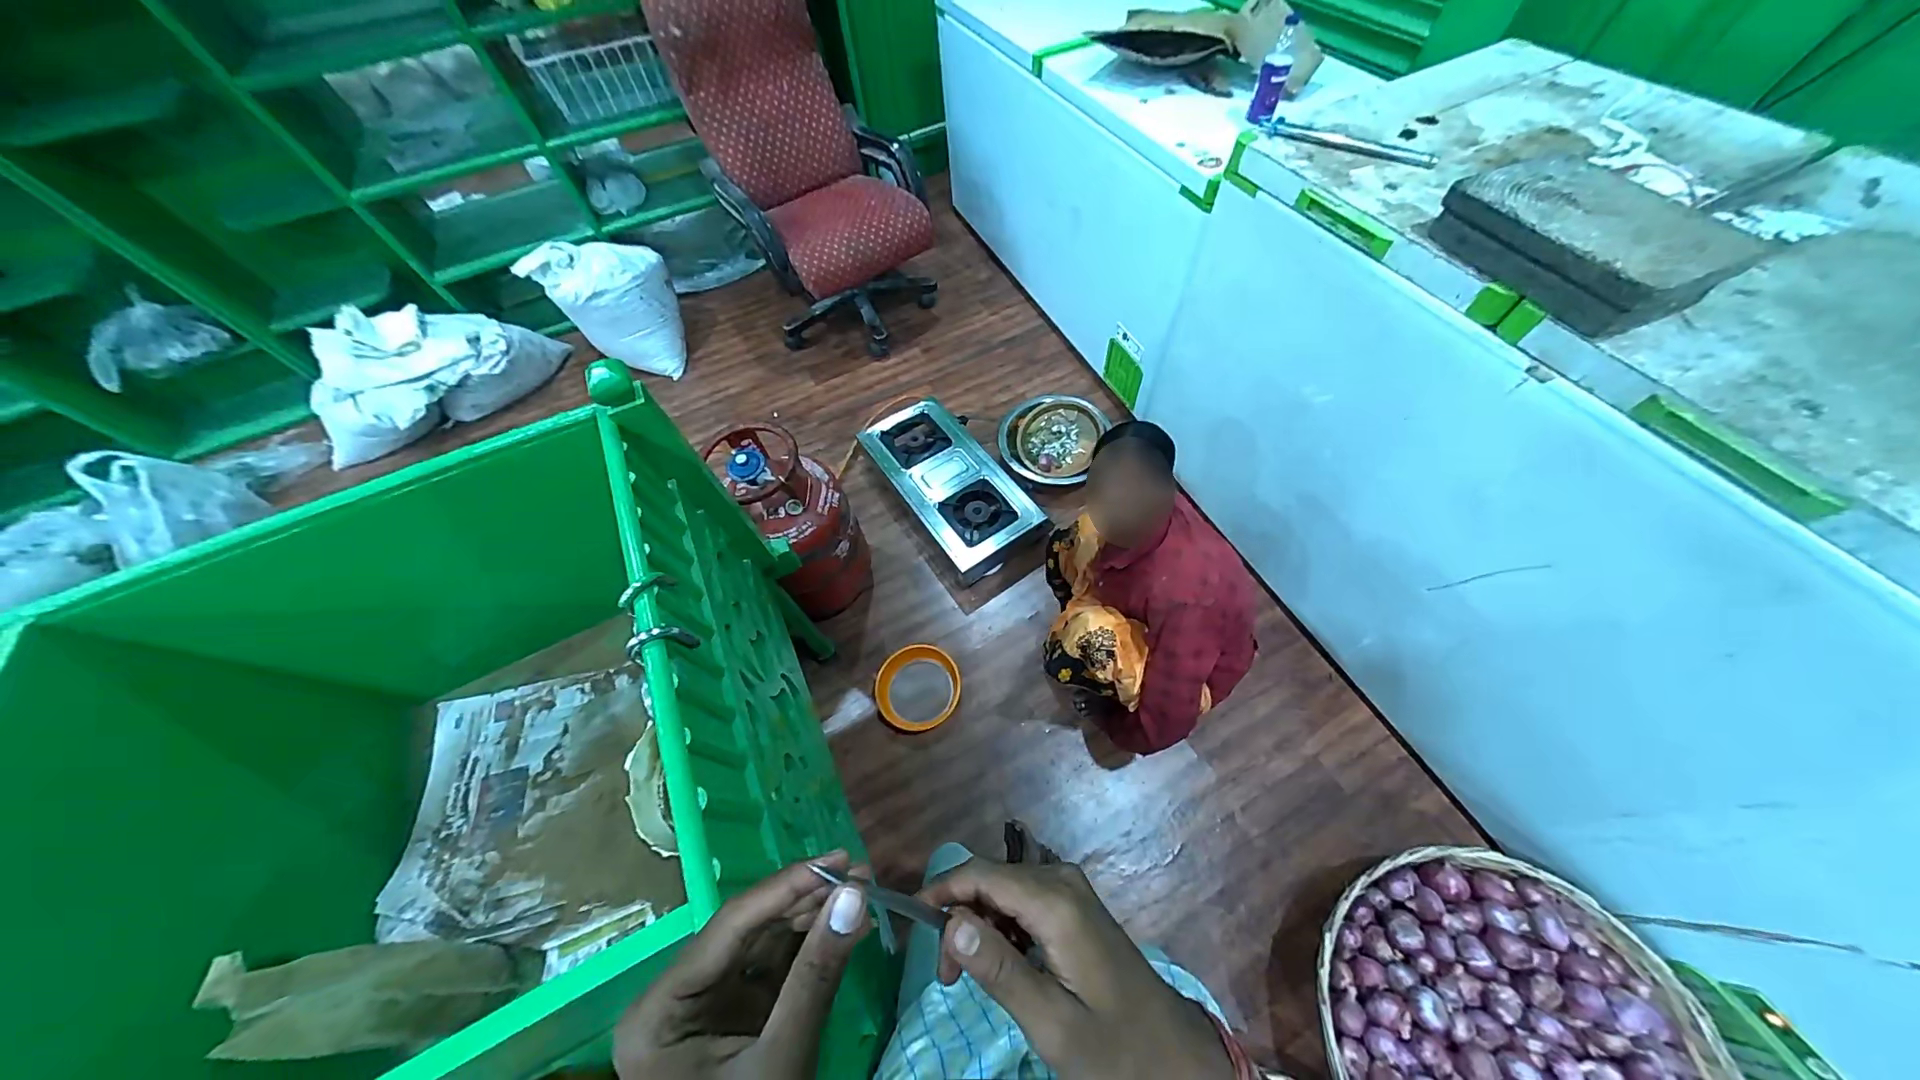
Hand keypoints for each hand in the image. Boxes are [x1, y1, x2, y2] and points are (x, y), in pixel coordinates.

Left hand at [614, 852, 870, 1079]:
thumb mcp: (783, 1057)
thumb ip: (817, 973)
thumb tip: (855, 895)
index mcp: (659, 1009)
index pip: (729, 926)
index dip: (787, 886)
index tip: (839, 858)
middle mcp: (677, 995)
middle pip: (747, 929)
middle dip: (806, 898)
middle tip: (859, 873)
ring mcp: (708, 1003)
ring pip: (763, 942)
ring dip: (812, 916)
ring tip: (860, 891)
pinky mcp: (737, 1013)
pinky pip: (774, 966)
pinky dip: (810, 945)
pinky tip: (845, 925)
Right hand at [920, 859, 1234, 1079]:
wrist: (1175, 1052)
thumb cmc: (1114, 1045)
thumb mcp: (1052, 1022)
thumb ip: (999, 970)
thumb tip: (949, 922)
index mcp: (1055, 901)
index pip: (979, 873)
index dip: (940, 892)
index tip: (914, 931)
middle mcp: (1060, 878)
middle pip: (989, 878)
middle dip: (958, 916)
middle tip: (949, 976)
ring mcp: (1069, 887)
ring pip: (1002, 887)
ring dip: (978, 923)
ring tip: (970, 975)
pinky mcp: (1073, 902)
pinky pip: (1022, 898)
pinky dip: (1001, 925)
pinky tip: (1004, 963)